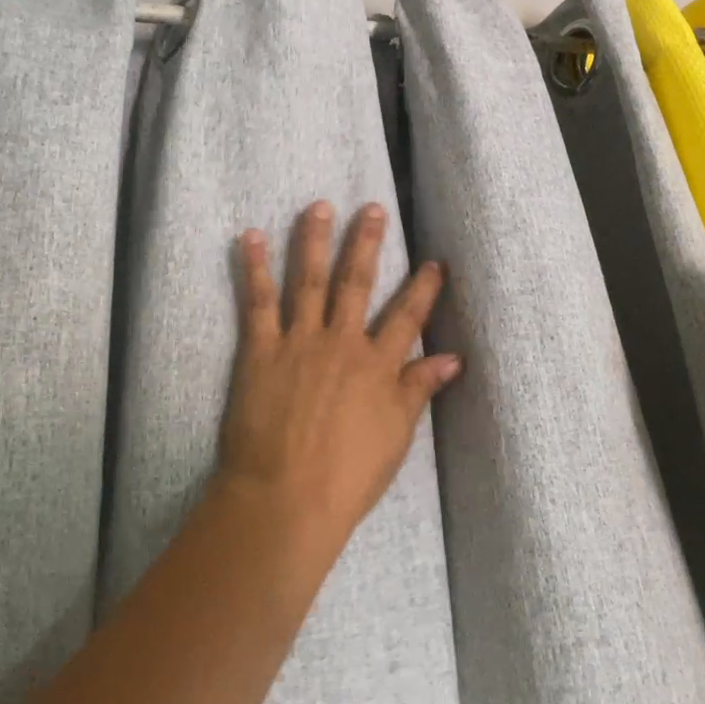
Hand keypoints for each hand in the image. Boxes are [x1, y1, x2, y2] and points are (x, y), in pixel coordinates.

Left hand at [218, 201, 460, 540]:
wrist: (287, 497)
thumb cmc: (347, 476)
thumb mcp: (396, 436)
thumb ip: (419, 390)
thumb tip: (453, 358)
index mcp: (378, 365)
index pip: (407, 317)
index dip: (423, 288)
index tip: (435, 261)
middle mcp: (342, 342)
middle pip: (357, 283)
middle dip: (367, 243)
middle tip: (373, 208)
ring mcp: (300, 341)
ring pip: (309, 280)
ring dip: (313, 240)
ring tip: (318, 206)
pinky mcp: (260, 350)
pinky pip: (258, 301)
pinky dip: (254, 266)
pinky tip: (251, 235)